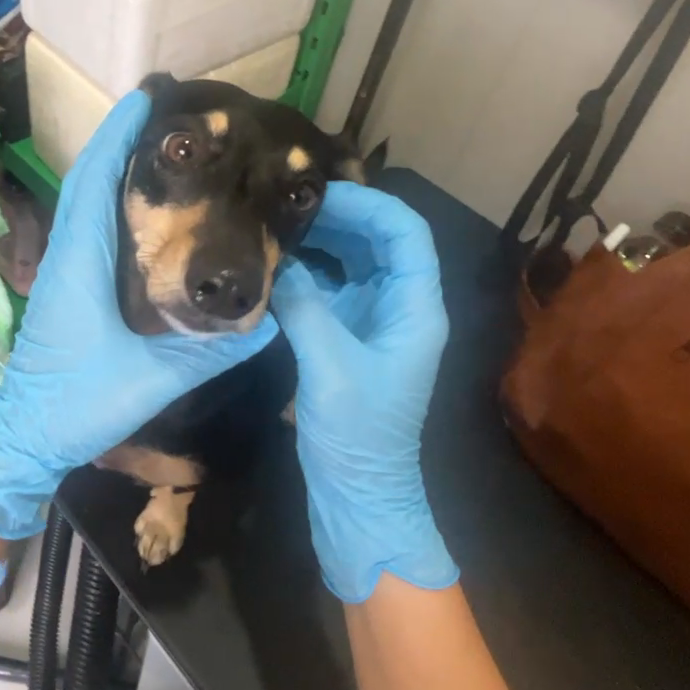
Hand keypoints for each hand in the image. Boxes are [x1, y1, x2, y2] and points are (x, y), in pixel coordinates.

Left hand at [0, 92, 277, 538]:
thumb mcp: (155, 379)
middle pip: (89, 175)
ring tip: (159, 141)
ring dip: (114, 162)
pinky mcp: (67, 282)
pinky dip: (110, 194)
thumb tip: (271, 315)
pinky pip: (88, 221)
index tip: (149, 96)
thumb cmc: (79, 405)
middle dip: (122, 137)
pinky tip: (141, 200)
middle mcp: (68, 251)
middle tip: (166, 110)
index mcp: (81, 261)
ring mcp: (63, 266)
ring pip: (85, 196)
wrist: (26, 437)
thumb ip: (213, 349)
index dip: (120, 133)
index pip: (95, 178)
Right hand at [271, 181, 455, 600]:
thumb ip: (306, 306)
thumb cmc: (358, 434)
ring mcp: (372, 322)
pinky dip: (306, 271)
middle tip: (282, 204)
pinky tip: (273, 265)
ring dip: (319, 241)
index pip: (406, 233)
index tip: (317, 194)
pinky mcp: (346, 338)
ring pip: (352, 262)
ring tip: (274, 225)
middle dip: (337, 216)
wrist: (357, 495)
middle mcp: (399, 306)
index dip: (368, 205)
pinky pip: (330, 288)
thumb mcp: (330, 366)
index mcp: (415, 309)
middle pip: (378, 241)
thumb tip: (275, 262)